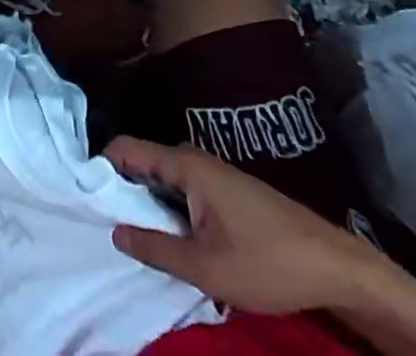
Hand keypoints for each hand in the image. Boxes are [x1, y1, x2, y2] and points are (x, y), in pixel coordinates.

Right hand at [104, 136, 406, 315]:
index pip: (130, 148)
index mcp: (188, 167)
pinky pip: (186, 190)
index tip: (80, 189)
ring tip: (126, 230)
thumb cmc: (266, 262)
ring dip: (146, 201)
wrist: (335, 265)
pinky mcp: (231, 194)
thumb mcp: (203, 266)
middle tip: (98, 217)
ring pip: (167, 178)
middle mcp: (200, 161)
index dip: (102, 163)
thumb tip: (115, 232)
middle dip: (121, 186)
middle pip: (146, 162)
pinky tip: (167, 235)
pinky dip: (169, 207)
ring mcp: (218, 176)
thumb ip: (154, 248)